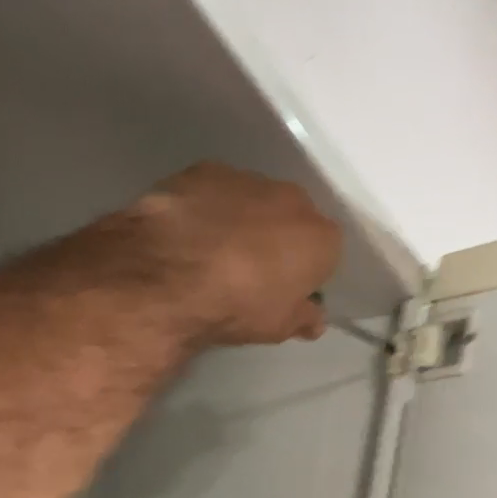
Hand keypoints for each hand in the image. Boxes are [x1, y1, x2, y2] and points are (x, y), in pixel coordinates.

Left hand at [123, 163, 342, 345]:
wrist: (172, 278)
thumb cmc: (240, 306)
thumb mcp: (278, 327)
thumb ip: (303, 317)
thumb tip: (315, 318)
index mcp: (320, 237)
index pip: (324, 253)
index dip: (304, 273)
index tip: (284, 291)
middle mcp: (291, 198)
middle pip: (290, 218)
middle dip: (276, 239)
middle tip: (250, 271)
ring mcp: (247, 178)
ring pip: (252, 200)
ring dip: (240, 220)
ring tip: (212, 253)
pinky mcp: (203, 170)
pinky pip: (213, 192)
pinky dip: (205, 208)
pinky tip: (187, 234)